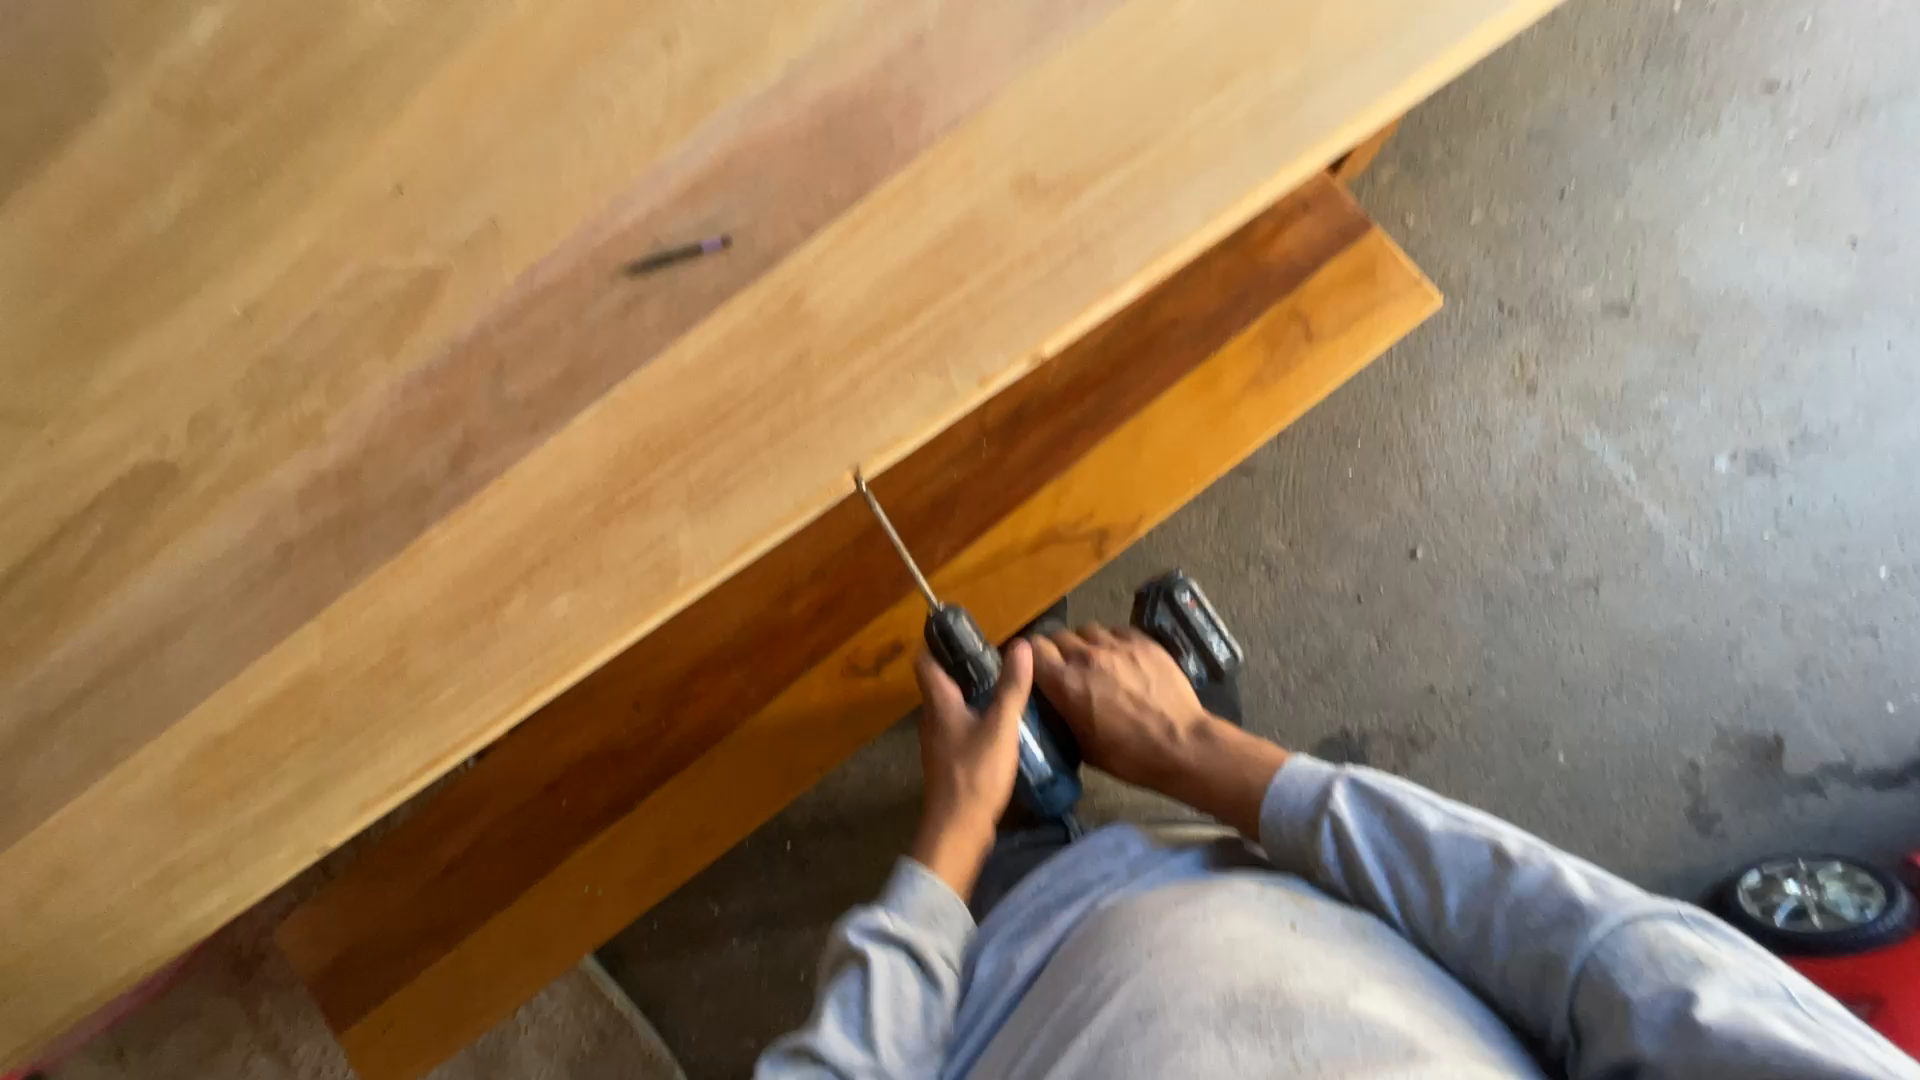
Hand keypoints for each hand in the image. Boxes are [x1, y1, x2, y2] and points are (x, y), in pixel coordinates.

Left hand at [909, 640, 1033, 897]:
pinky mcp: (949, 762)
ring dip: (971, 694)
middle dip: (962, 667)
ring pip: (950, 707)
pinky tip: (999, 725)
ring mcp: (938, 743)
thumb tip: (1021, 645)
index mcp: (938, 704)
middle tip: (995, 657)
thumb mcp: (1001, 727)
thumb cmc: (976, 775)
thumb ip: (1011, 687)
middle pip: (939, 683)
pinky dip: (975, 718)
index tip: (963, 632)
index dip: (938, 643)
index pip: (925, 661)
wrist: (957, 831)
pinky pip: (959, 728)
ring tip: (1002, 687)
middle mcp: (932, 719)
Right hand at [1031, 624, 1286, 836]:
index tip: (1035, 665)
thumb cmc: (1129, 755)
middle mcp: (1086, 656)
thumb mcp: (1082, 744)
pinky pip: (1116, 631)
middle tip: (1065, 666)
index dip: (1031, 656)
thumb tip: (1056, 702)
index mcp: (1065, 683)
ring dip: (1085, 643)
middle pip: (1058, 635)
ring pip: (1087, 630)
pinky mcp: (1142, 642)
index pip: (1032, 648)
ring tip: (1094, 660)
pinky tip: (1121, 658)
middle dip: (1057, 649)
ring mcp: (1116, 645)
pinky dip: (1112, 642)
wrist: (1182, 745)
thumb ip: (1062, 713)